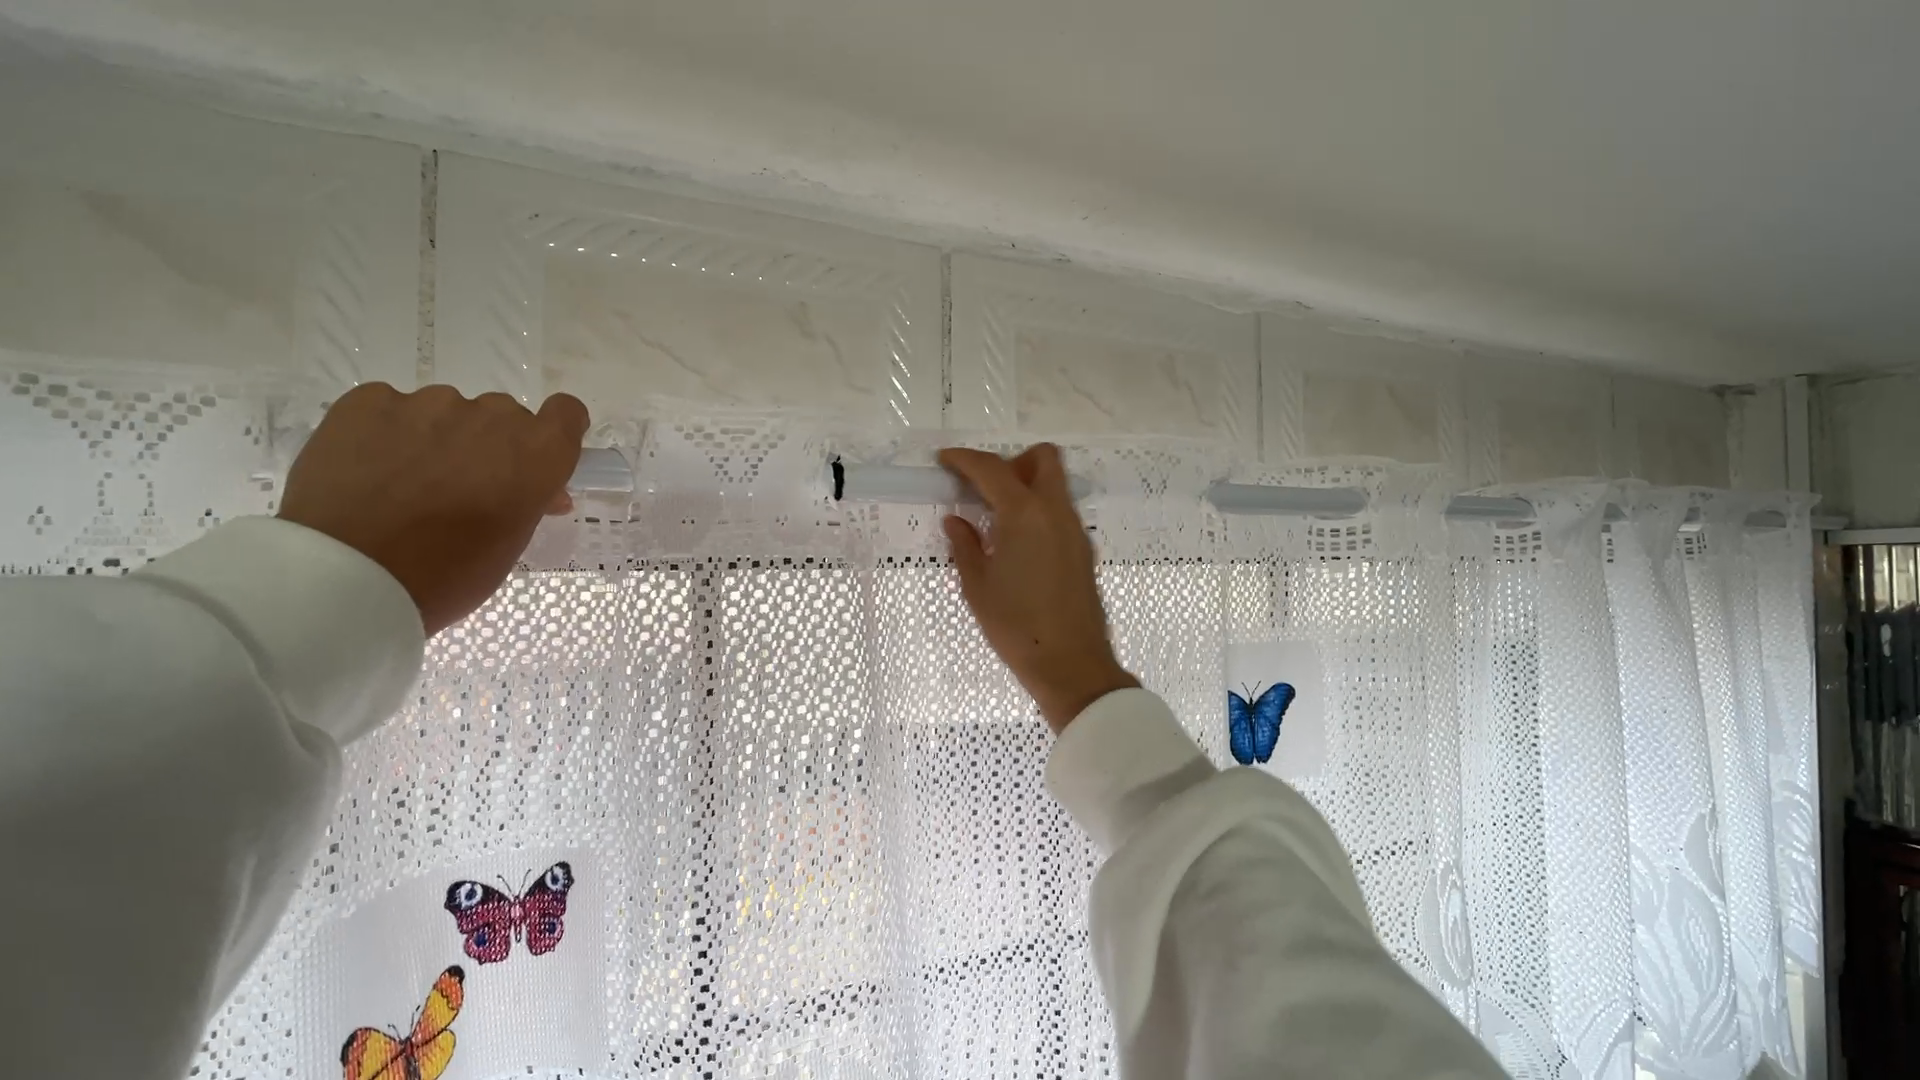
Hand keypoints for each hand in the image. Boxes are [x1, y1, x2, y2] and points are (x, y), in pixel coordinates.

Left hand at [278, 383, 589, 635]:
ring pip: (444, 412)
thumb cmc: (447, 574)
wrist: (347, 576)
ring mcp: (428, 403)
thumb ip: (529, 502)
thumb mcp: (509, 544)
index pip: (567, 413)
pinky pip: (389, 407)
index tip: (535, 455)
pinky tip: (368, 469)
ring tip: (404, 483)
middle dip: (489, 444)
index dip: (555, 430)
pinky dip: (386, 432)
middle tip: (461, 487)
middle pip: (502, 415)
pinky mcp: (368, 400)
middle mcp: (492, 416)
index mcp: (537, 452)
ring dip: (437, 437)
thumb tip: (538, 490)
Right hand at [939, 444, 1138, 733]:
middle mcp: (1056, 513)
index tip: (944, 460)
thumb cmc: (1016, 627)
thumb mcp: (978, 587)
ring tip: (996, 520)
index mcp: (1025, 515)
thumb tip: (956, 521)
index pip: (993, 469)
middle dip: (1011, 462)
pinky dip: (1038, 512)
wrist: (1071, 664)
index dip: (965, 459)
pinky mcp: (1083, 551)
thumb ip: (965, 546)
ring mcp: (1075, 531)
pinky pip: (1060, 513)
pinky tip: (1017, 545)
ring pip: (1055, 486)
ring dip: (1026, 487)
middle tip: (983, 488)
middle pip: (1043, 459)